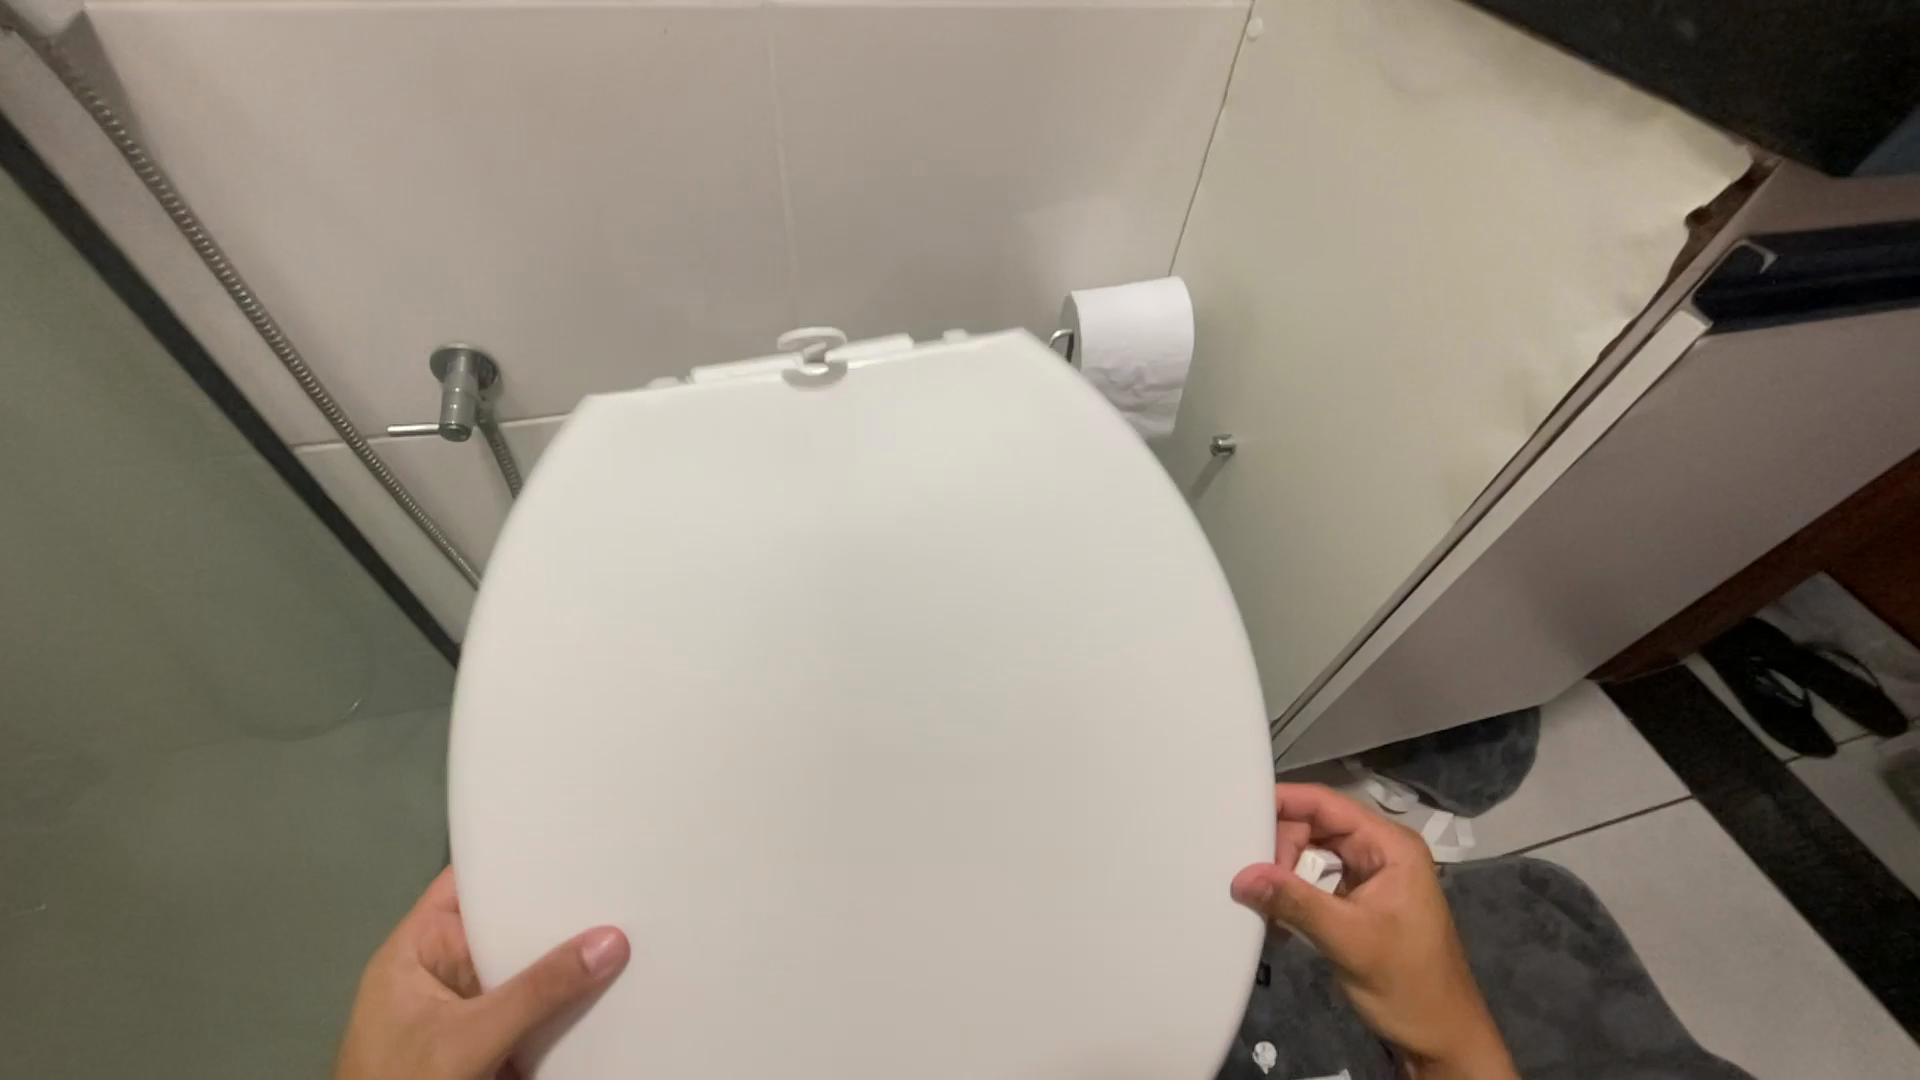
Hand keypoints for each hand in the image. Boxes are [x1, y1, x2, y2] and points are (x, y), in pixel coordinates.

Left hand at [335, 867, 629, 1079]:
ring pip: (533, 960)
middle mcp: (449, 967)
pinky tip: (611, 971)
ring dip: (570, 951)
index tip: (576, 834)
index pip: (473, 879)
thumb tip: (610, 943)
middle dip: (560, 904)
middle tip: (617, 877)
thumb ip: (535, 993)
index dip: (519, 852)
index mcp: (418, 949)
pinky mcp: (499, 1036)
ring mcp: (475, 1003)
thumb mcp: (463, 1042)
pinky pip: (544, 998)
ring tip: (627, 916)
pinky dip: (573, 991)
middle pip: (513, 918)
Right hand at [1229, 784, 1516, 1079]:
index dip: (1281, 801)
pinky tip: (1275, 915)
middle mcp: (1377, 850)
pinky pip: (1311, 878)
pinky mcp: (1354, 898)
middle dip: (1278, 848)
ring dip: (1281, 874)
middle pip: (1311, 825)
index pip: (1324, 804)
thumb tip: (1242, 877)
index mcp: (1389, 845)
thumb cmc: (1410, 985)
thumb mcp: (1349, 940)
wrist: (1443, 1043)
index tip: (1238, 811)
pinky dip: (1290, 893)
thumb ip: (1294, 902)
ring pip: (1307, 852)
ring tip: (1261, 899)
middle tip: (1252, 876)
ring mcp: (1366, 874)